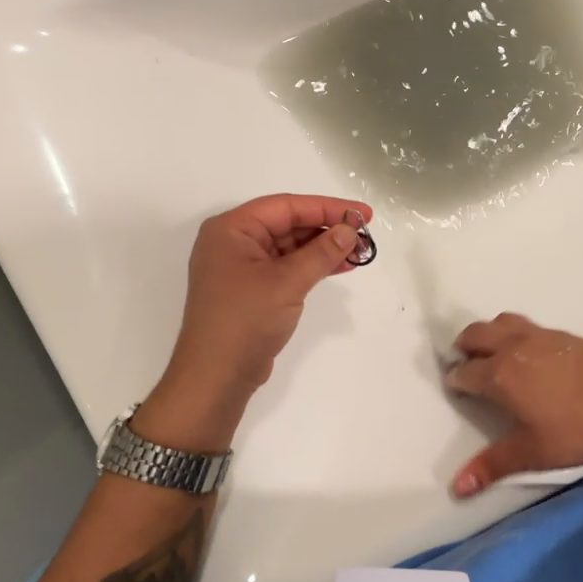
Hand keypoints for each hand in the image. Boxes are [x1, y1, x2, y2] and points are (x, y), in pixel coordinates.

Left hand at [135, 194, 371, 449]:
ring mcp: (241, 267)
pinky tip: (339, 267)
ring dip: (323, 248)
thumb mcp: (287, 282)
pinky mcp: (251, 290)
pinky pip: (286, 267)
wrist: (217, 375)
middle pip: (288, 224)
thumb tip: (349, 230)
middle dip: (327, 229)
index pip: (286, 206)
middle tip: (365, 236)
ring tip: (359, 253)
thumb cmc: (245, 320)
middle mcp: (233, 242)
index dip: (327, 207)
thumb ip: (321, 252)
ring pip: (290, 246)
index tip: (363, 213)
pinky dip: (312, 266)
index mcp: (231, 229)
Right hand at [443, 314, 582, 496]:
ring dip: (490, 334)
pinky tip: (533, 358)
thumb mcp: (533, 453)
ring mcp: (543, 336)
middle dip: (465, 347)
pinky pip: (529, 326)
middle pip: (476, 334)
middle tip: (468, 367)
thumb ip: (492, 466)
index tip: (457, 391)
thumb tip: (456, 487)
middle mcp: (515, 346)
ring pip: (503, 322)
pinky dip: (517, 334)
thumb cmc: (580, 430)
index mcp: (501, 373)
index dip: (456, 381)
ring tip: (496, 356)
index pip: (465, 372)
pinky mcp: (567, 335)